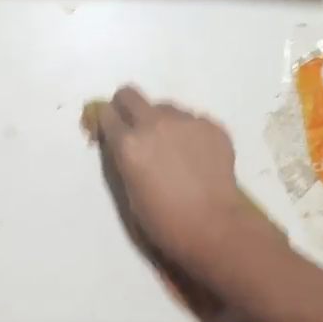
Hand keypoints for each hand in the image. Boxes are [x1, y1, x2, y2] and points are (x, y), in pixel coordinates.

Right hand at [94, 86, 271, 280]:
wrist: (216, 227)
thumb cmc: (165, 222)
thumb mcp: (129, 192)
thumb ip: (124, 160)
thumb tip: (124, 144)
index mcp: (128, 143)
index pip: (106, 114)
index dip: (107, 121)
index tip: (111, 130)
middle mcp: (154, 123)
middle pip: (130, 94)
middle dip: (127, 106)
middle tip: (136, 127)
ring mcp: (185, 120)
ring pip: (166, 108)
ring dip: (163, 122)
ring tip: (176, 151)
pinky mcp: (211, 125)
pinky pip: (193, 120)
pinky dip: (191, 134)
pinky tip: (199, 158)